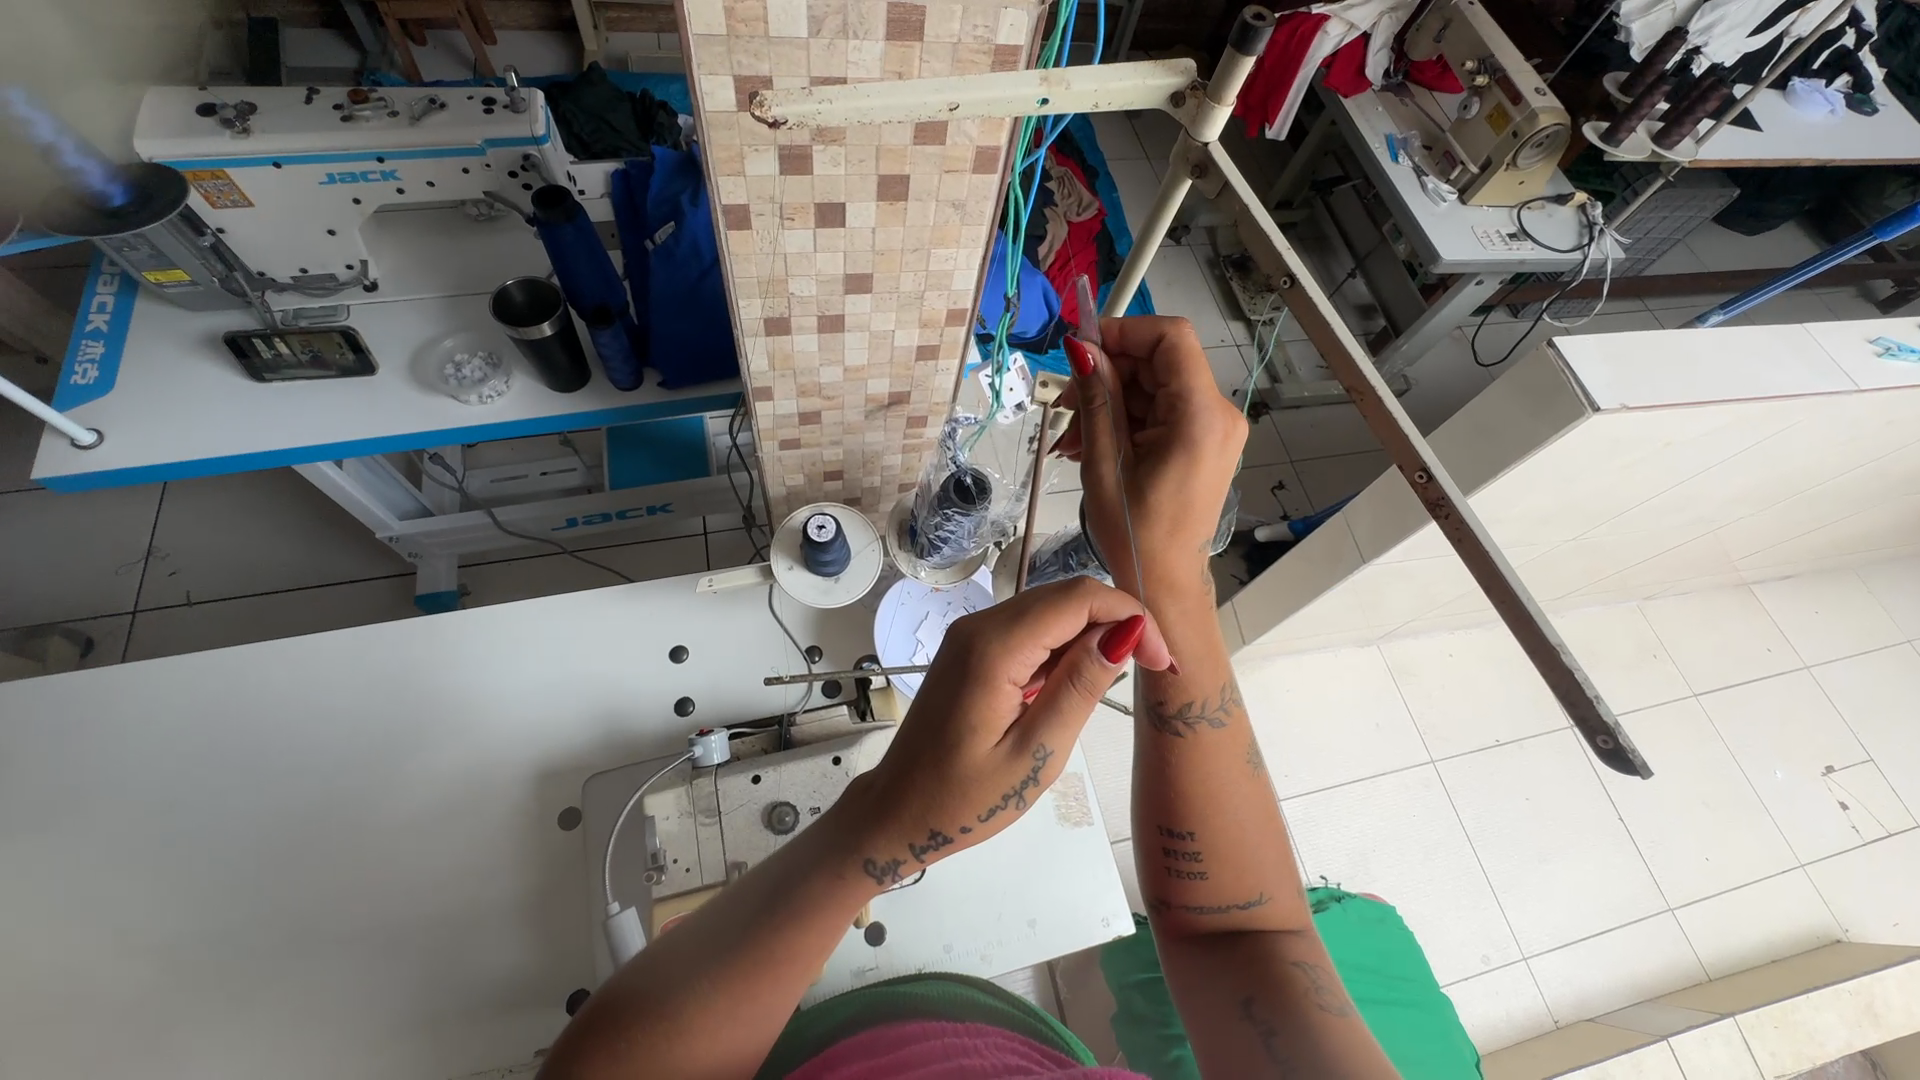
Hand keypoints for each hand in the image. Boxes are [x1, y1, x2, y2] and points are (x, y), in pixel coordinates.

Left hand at [836, 578, 1171, 887]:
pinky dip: (1062, 646)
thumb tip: (1124, 632)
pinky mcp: (971, 650)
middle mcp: (980, 626)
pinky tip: (1074, 684)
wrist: (897, 812)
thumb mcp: (1036, 754)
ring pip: (1049, 609)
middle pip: (1065, 596)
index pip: (1079, 598)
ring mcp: (971, 635)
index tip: (1162, 661)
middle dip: (1117, 620)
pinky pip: (1028, 631)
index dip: (1131, 616)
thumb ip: (1080, 687)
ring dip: (1091, 633)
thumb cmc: (965, 799)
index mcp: (994, 648)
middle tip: (1152, 669)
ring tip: (1117, 679)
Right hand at [1055, 317, 1247, 596]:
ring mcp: (1214, 429)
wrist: (1163, 581)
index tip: (1080, 348)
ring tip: (1070, 436)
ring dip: (1109, 400)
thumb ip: (1097, 398)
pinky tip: (1090, 441)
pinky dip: (1125, 419)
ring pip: (1155, 386)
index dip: (1123, 332)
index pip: (1171, 339)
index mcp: (1200, 418)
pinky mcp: (1203, 441)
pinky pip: (1160, 411)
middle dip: (1107, 373)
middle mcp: (1218, 415)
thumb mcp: (1104, 463)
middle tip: (1063, 404)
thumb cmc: (1134, 534)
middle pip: (1159, 362)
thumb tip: (1081, 348)